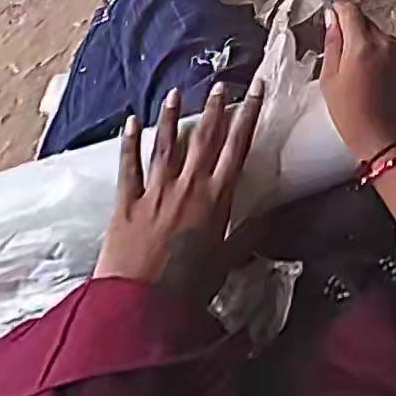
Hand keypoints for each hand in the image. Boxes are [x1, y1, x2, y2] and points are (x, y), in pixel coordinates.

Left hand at [93, 82, 262, 299]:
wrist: (139, 310)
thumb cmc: (188, 289)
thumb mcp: (226, 262)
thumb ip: (245, 236)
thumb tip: (268, 218)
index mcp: (217, 197)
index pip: (238, 145)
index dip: (249, 114)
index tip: (256, 90)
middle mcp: (189, 186)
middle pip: (205, 137)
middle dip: (215, 108)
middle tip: (221, 85)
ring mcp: (156, 191)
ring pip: (167, 143)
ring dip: (172, 116)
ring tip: (176, 93)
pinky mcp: (127, 202)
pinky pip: (129, 166)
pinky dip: (129, 142)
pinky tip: (131, 121)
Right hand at [320, 0, 395, 162]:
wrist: (383, 138)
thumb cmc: (350, 113)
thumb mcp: (330, 78)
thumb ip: (332, 42)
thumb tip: (332, 18)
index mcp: (361, 45)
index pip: (351, 9)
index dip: (339, 10)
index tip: (333, 17)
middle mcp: (385, 42)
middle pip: (365, 21)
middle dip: (353, 29)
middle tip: (344, 53)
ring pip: (380, 33)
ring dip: (369, 41)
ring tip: (361, 68)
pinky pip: (393, 45)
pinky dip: (384, 52)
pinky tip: (377, 73)